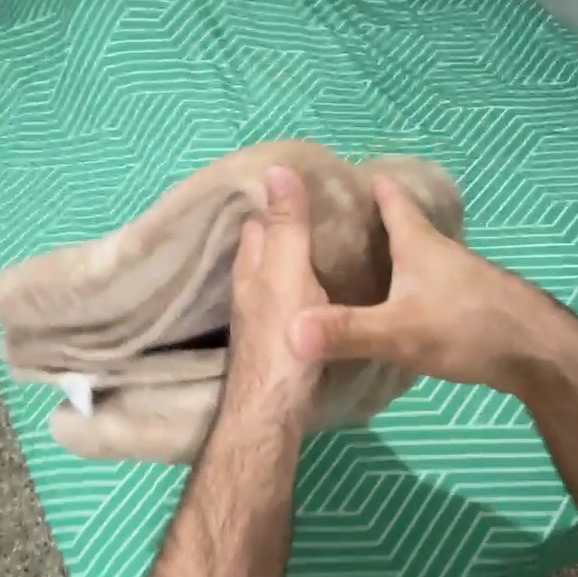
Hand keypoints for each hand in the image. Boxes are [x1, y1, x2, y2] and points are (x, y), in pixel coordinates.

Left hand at [225, 166, 329, 425]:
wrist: (273, 408)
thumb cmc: (284, 338)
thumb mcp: (288, 273)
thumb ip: (286, 226)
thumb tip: (276, 168)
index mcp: (251, 268)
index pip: (256, 221)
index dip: (274, 202)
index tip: (303, 186)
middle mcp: (250, 290)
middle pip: (263, 249)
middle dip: (284, 229)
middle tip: (323, 214)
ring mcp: (261, 319)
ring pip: (275, 278)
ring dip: (294, 261)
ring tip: (327, 247)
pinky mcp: (276, 342)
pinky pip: (288, 304)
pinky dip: (302, 291)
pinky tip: (321, 294)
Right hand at [289, 176, 577, 396]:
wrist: (536, 352)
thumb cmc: (466, 328)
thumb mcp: (398, 332)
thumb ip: (345, 332)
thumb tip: (289, 332)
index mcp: (420, 245)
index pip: (394, 202)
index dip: (373, 186)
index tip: (351, 173)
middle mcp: (442, 254)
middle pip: (407, 228)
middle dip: (378, 222)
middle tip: (344, 225)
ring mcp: (463, 279)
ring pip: (422, 259)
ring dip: (397, 257)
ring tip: (367, 266)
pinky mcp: (475, 305)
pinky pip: (434, 286)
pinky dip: (413, 286)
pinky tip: (404, 307)